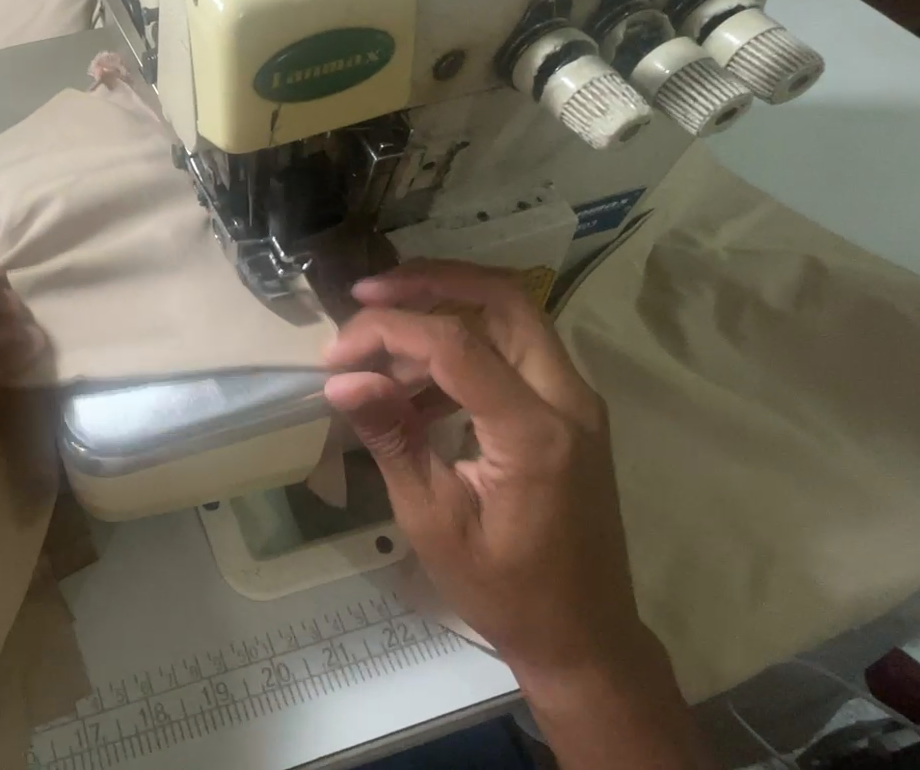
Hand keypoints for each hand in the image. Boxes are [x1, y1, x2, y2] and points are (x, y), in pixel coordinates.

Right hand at [321, 260, 653, 684]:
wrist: (585, 639)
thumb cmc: (505, 590)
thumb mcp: (433, 520)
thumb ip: (392, 437)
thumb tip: (341, 379)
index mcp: (534, 433)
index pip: (455, 343)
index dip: (387, 332)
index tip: (334, 353)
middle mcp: (568, 401)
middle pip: (503, 299)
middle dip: (430, 281)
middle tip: (368, 292)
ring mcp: (575, 403)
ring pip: (512, 317)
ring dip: (444, 310)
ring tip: (380, 344)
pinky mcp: (568, 412)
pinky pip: (515, 351)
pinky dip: (463, 345)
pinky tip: (414, 382)